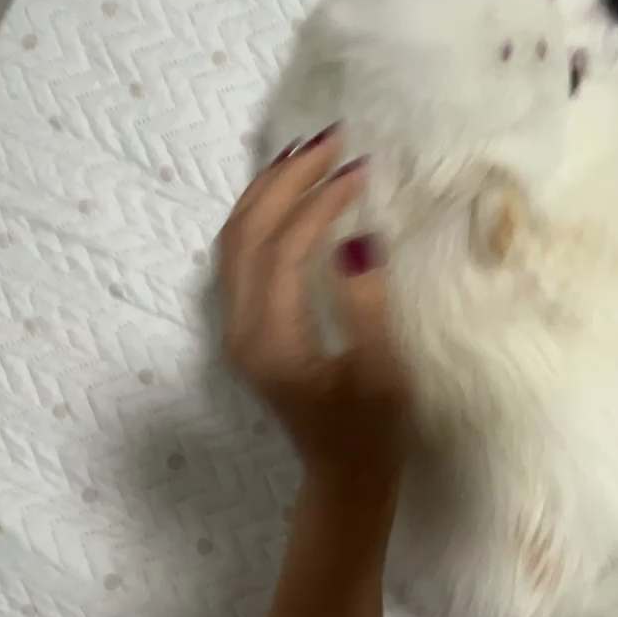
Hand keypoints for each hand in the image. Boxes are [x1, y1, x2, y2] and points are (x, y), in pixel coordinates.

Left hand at [218, 126, 404, 499]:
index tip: (361, 171)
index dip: (321, 203)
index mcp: (272, 340)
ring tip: (308, 155)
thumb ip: (366, 306)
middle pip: (247, 232)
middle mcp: (241, 328)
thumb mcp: (381, 374)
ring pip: (235, 240)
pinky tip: (289, 198)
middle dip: (287, 179)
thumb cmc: (372, 432)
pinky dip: (262, 217)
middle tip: (331, 140)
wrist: (344, 476)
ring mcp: (237, 328)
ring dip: (268, 192)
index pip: (285, 248)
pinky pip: (242, 256)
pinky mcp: (247, 328)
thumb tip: (359, 239)